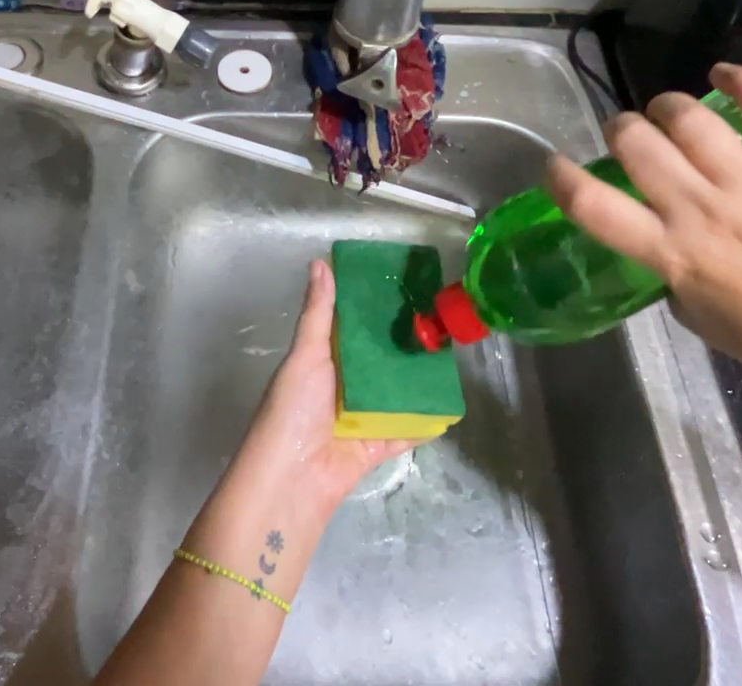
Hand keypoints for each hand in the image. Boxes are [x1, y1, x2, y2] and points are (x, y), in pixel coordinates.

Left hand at [233, 260, 423, 518]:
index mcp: (318, 361)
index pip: (347, 327)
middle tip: (434, 316)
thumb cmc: (293, 409)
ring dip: (415, 379)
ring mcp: (359, 417)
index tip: (398, 284)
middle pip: (374, 360)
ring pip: (393, 393)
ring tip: (448, 353)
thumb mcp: (305, 354)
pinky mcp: (376, 446)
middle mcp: (338, 386)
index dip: (369, 307)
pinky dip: (424, 420)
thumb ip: (319, 313)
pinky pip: (405, 430)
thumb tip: (320, 262)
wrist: (293, 479)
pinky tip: (449, 403)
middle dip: (399, 342)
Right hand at [546, 63, 741, 401]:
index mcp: (672, 254)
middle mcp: (702, 210)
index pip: (592, 206)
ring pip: (690, 119)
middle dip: (619, 130)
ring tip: (665, 112)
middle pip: (637, 144)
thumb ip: (668, 271)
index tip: (554, 166)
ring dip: (665, 106)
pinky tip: (722, 74)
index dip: (561, 178)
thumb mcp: (695, 317)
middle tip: (625, 136)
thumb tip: (660, 240)